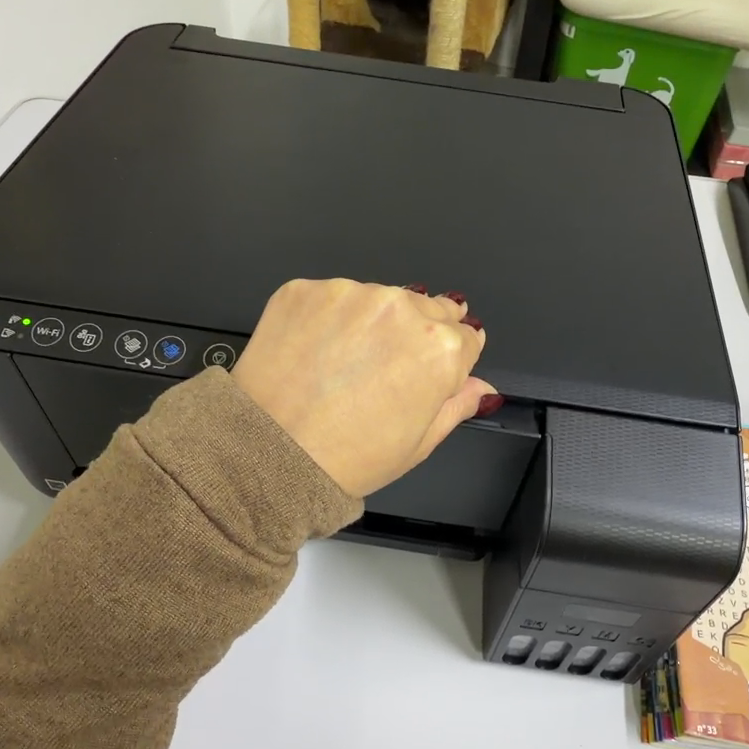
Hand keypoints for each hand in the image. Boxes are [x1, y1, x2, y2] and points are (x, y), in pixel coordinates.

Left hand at [232, 279, 496, 498]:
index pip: (466, 335)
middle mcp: (401, 309)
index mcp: (440, 349)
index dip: (449, 358)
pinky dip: (327, 320)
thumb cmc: (343, 458)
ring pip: (378, 299)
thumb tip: (480, 389)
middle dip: (414, 334)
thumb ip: (457, 405)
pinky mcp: (308, 290)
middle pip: (428, 308)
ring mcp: (351, 294)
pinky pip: (332, 298)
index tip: (427, 372)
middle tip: (383, 372)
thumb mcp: (417, 444)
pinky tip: (316, 354)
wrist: (267, 451)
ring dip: (369, 323)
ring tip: (344, 366)